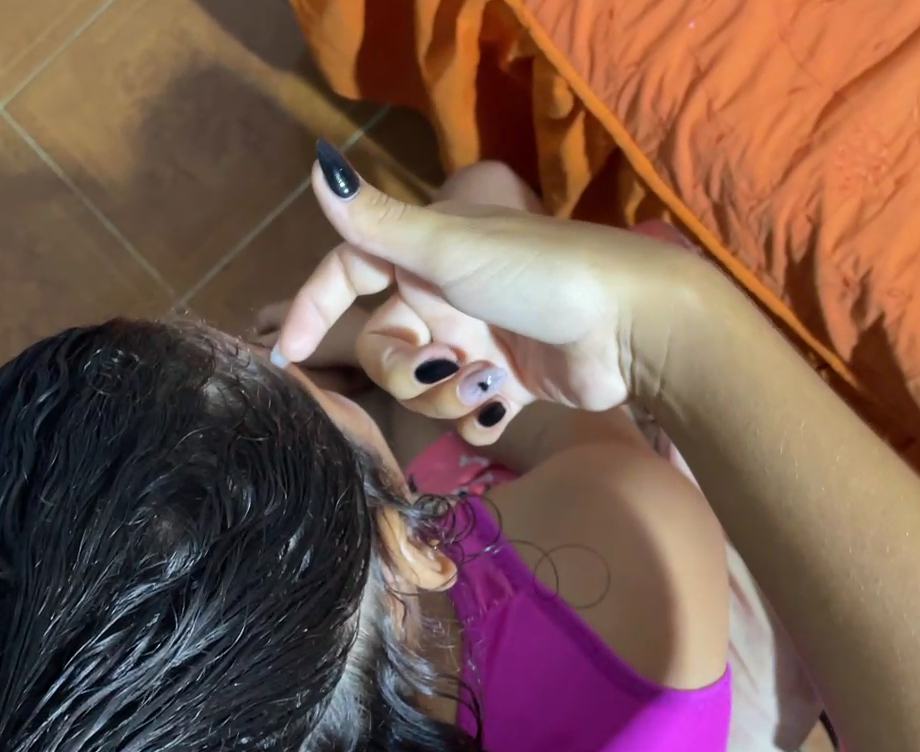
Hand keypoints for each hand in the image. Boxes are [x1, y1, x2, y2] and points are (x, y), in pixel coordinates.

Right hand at [272, 146, 718, 442]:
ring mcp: (471, 345)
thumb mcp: (450, 246)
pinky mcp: (501, 384)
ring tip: (490, 383)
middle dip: (405, 372)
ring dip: (446, 398)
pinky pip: (460, 415)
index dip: (312, 308)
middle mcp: (441, 300)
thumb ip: (379, 224)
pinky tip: (503, 405)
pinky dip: (476, 418)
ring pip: (419, 390)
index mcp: (423, 260)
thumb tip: (318, 165)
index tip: (288, 353)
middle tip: (445, 367)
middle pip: (383, 350)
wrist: (630, 327)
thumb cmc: (539, 273)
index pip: (347, 276)